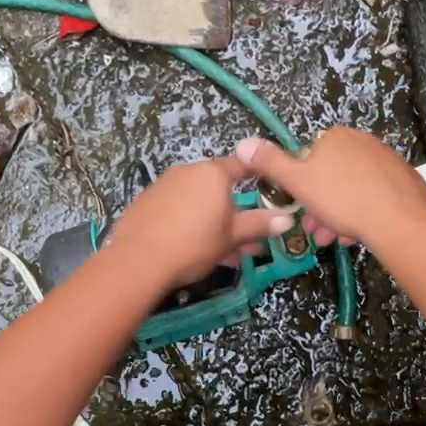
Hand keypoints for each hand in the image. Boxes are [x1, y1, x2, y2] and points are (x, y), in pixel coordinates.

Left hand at [106, 157, 294, 286]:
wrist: (138, 260)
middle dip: (235, 214)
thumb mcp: (232, 237)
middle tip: (248, 242)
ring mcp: (164, 186)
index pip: (241, 165)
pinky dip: (191, 224)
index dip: (257, 174)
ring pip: (199, 202)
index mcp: (212, 173)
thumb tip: (288, 219)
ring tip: (225, 255)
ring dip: (214, 224)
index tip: (268, 186)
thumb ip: (259, 225)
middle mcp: (187, 172)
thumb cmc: (194, 243)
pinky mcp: (147, 203)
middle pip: (219, 188)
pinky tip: (196, 251)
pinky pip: (178, 209)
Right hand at [235, 128, 425, 246]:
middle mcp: (362, 141)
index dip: (300, 186)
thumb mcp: (297, 182)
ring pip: (352, 189)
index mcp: (335, 137)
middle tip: (316, 231)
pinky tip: (358, 235)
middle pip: (331, 176)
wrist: (399, 221)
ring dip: (339, 215)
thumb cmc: (342, 199)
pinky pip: (375, 196)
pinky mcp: (405, 180)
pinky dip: (363, 213)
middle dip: (320, 206)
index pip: (309, 157)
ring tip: (336, 240)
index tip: (298, 209)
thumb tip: (244, 143)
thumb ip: (270, 162)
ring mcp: (386, 160)